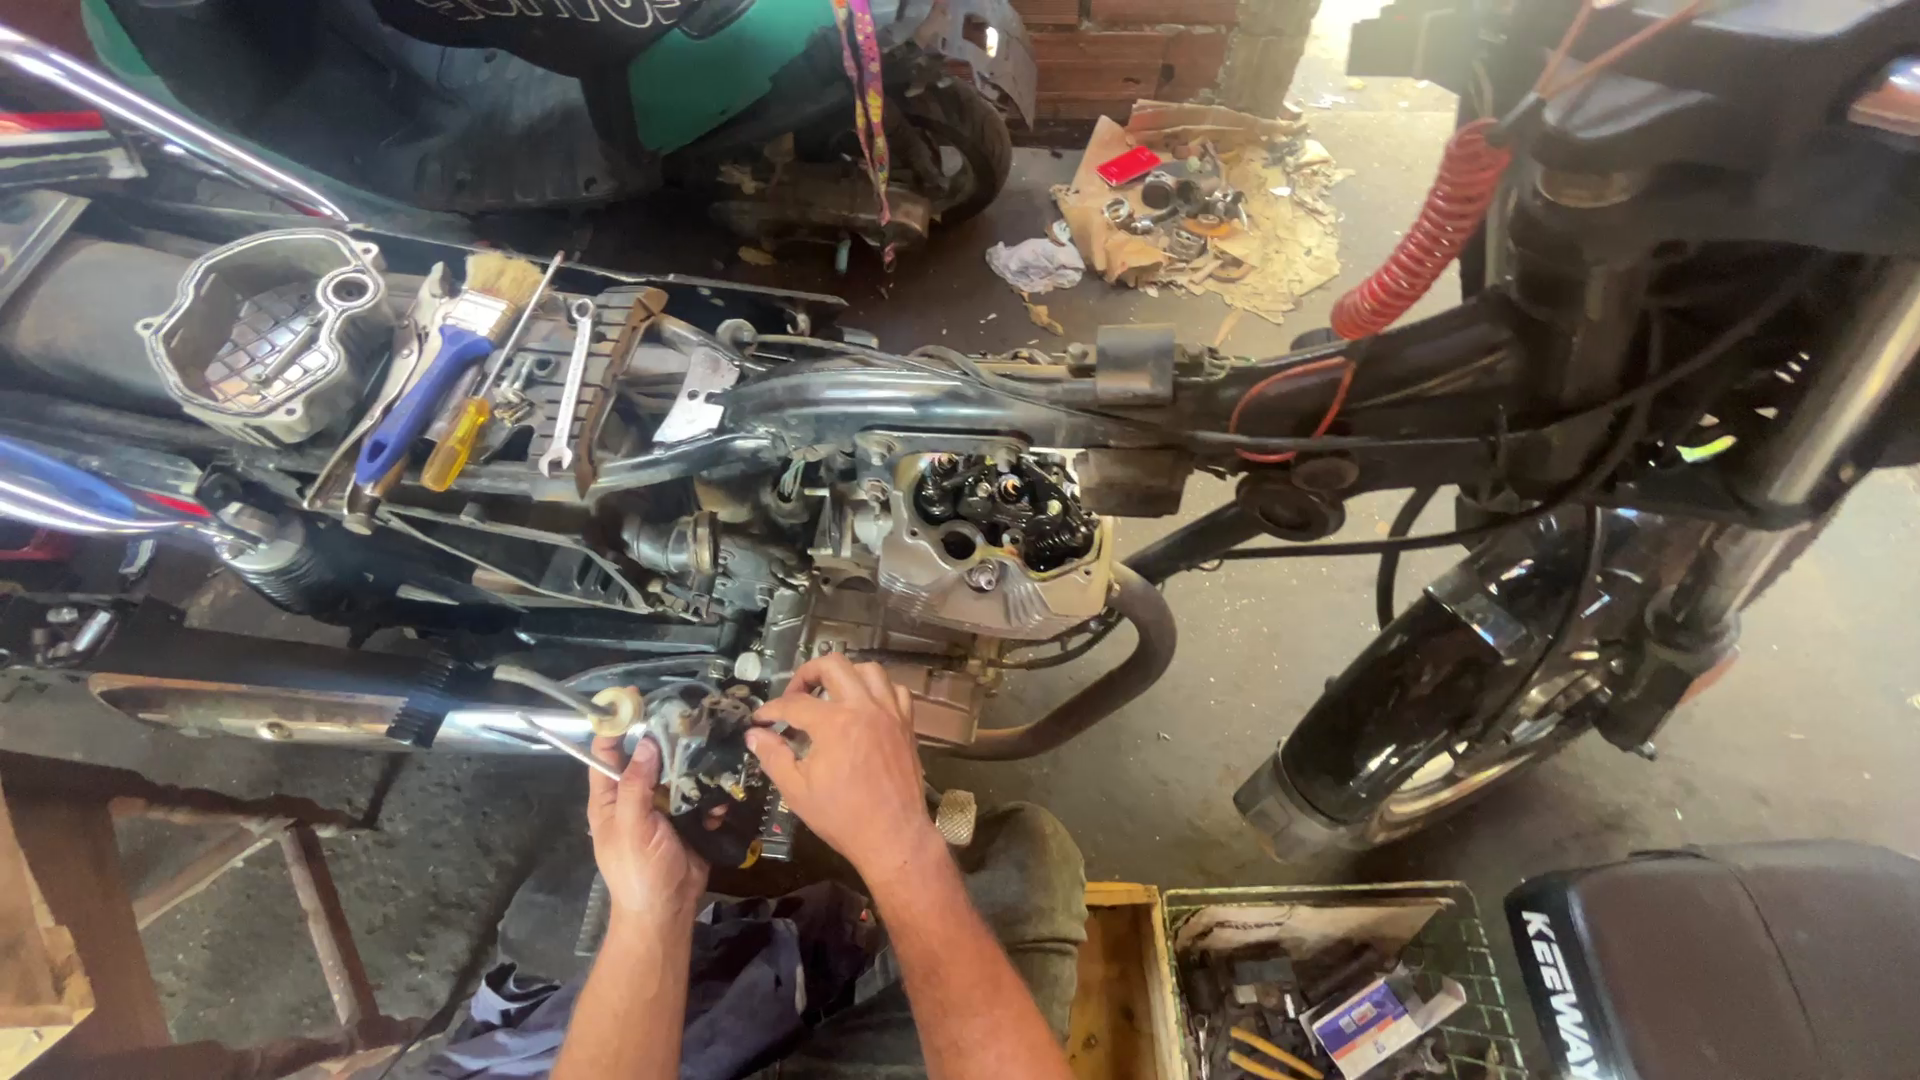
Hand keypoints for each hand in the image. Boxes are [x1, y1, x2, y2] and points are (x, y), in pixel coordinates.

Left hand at [587, 735, 708, 932]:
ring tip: (711, 749)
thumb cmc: (638, 872)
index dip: (616, 727)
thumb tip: (646, 742)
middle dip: (665, 739)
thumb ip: (636, 785)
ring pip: (677, 772)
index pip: (605, 754)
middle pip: (647, 757)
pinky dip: (710, 794)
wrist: (668, 910)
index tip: (633, 701)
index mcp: (610, 800)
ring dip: (693, 765)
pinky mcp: (688, 817)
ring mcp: (663, 807)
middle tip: (687, 717)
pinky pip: (699, 795)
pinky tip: (719, 798)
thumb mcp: (631, 827)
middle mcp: (635, 797)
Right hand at [749, 654, 943, 886]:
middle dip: (807, 673)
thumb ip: (773, 756)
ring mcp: (889, 712)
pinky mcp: (906, 723)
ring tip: (830, 694)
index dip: (771, 710)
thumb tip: (755, 734)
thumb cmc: (842, 817)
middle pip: (833, 665)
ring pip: (869, 670)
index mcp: (833, 723)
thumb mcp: (796, 791)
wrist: (892, 835)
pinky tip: (865, 705)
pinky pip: (895, 690)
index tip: (760, 719)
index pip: (794, 703)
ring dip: (846, 675)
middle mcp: (863, 707)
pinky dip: (879, 690)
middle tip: (795, 695)